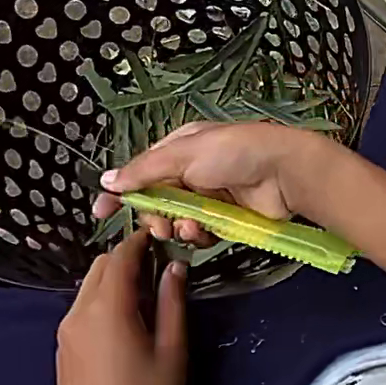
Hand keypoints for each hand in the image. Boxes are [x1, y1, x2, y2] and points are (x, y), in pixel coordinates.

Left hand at [54, 230, 187, 384]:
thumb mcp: (172, 354)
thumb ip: (172, 303)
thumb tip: (174, 267)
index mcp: (104, 308)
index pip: (120, 256)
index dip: (142, 241)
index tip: (165, 235)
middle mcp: (76, 314)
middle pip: (99, 268)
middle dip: (128, 259)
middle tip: (163, 268)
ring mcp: (64, 336)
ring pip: (89, 289)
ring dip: (116, 282)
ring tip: (151, 299)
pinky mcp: (63, 356)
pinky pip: (83, 313)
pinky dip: (105, 304)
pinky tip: (129, 327)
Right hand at [91, 121, 347, 244]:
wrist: (284, 172)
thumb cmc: (233, 152)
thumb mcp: (184, 153)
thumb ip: (145, 170)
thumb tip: (107, 180)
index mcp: (179, 149)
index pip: (142, 172)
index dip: (122, 191)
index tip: (101, 212)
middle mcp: (192, 173)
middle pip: (158, 202)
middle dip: (154, 216)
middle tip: (160, 226)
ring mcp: (210, 198)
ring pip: (178, 221)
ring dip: (178, 227)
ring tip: (189, 228)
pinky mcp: (227, 219)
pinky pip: (202, 232)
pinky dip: (199, 235)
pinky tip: (204, 232)